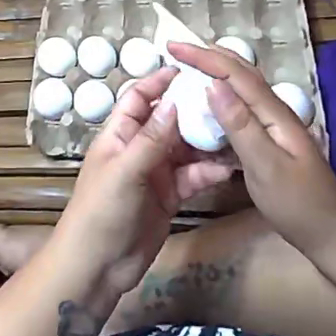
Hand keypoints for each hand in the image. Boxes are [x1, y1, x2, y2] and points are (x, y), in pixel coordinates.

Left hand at [54, 67, 237, 300]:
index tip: (189, 70)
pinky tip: (230, 168)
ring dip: (207, 142)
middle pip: (168, 120)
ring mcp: (155, 172)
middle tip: (227, 100)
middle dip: (193, 111)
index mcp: (119, 134)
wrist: (98, 265)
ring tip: (236, 132)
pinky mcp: (170, 196)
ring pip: (185, 149)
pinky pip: (193, 177)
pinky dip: (209, 172)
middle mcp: (138, 148)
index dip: (159, 82)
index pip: (139, 98)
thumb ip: (151, 138)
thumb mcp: (125, 170)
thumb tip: (174, 101)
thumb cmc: (102, 210)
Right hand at [168, 42, 335, 252]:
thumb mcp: (266, 166)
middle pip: (240, 70)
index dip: (203, 57)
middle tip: (176, 48)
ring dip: (215, 67)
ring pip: (241, 83)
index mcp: (273, 113)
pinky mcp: (269, 135)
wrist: (333, 233)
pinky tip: (209, 98)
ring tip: (188, 63)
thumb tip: (213, 85)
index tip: (173, 47)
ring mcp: (273, 122)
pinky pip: (241, 101)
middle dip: (207, 55)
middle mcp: (274, 110)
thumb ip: (240, 125)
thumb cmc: (298, 203)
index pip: (235, 74)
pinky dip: (221, 90)